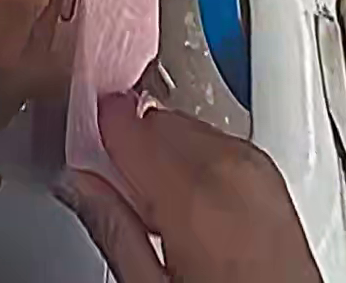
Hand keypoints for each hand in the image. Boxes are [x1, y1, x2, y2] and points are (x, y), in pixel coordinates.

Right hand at [57, 95, 323, 282]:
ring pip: (182, 124)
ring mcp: (253, 163)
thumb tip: (76, 182)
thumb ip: (111, 226)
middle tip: (126, 197)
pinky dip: (197, 159)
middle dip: (133, 147)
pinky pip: (214, 140)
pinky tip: (196, 208)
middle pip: (153, 119)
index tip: (87, 144)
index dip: (98, 127)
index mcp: (192, 192)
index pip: (124, 120)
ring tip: (165, 214)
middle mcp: (226, 163)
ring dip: (165, 153)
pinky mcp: (268, 169)